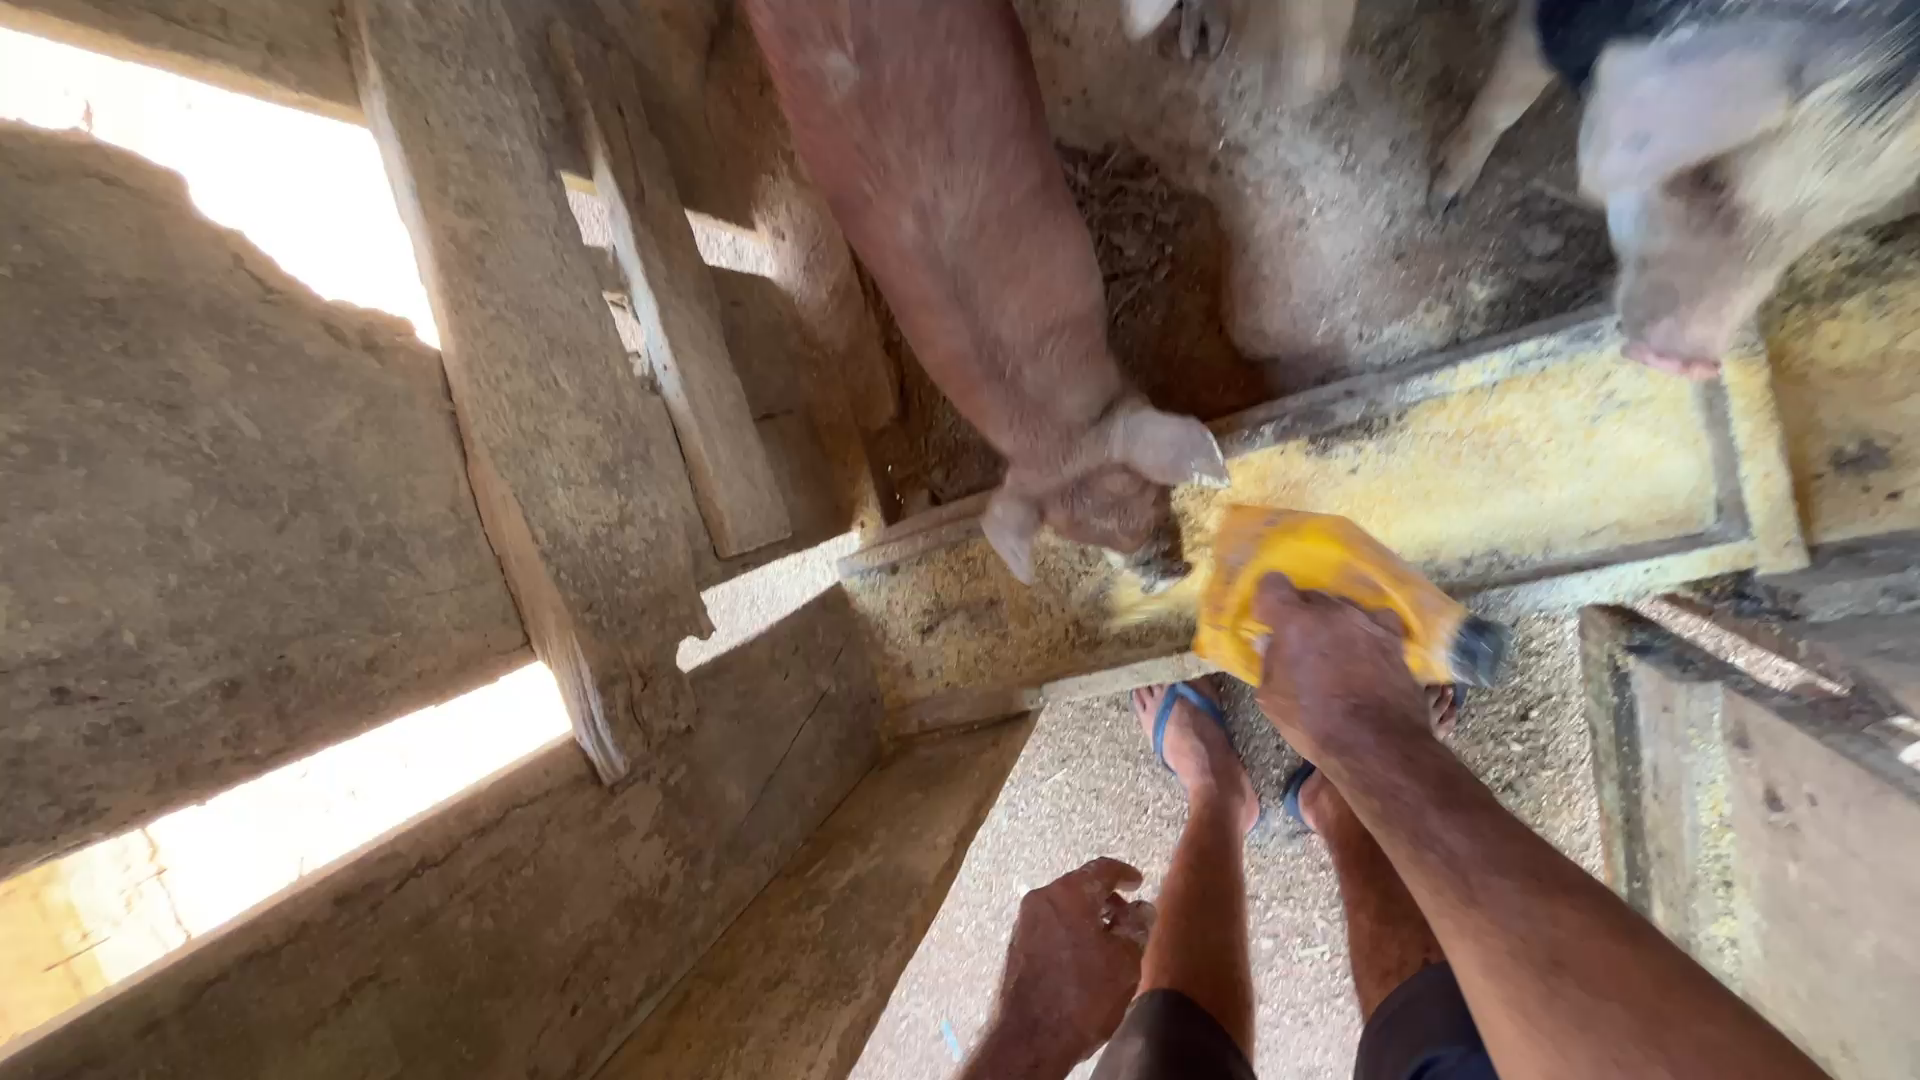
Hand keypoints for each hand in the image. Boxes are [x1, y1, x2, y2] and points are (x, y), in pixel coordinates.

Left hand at [974, 858, 1154, 1075]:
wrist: (1029, 1037)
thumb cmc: (1082, 996)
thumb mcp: (1123, 963)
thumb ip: (1135, 929)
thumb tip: (1142, 908)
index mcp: (1068, 893)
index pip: (1101, 868)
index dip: (1123, 873)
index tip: (1138, 882)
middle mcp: (1042, 897)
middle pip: (1080, 885)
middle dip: (1107, 898)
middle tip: (1128, 918)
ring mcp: (1025, 920)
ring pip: (1064, 906)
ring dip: (1088, 915)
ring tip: (1110, 940)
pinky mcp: (1018, 943)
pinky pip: (1051, 923)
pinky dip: (1071, 928)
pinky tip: (1085, 955)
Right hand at [1251, 572, 1432, 759]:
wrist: (1376, 744)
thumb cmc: (1313, 722)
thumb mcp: (1271, 696)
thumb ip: (1269, 661)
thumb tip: (1271, 643)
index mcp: (1295, 621)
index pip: (1273, 584)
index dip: (1267, 600)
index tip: (1267, 620)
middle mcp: (1332, 612)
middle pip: (1310, 595)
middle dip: (1300, 613)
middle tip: (1298, 641)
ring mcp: (1367, 623)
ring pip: (1343, 607)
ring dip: (1332, 621)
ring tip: (1333, 648)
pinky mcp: (1394, 640)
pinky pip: (1376, 620)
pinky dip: (1366, 629)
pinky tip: (1364, 646)